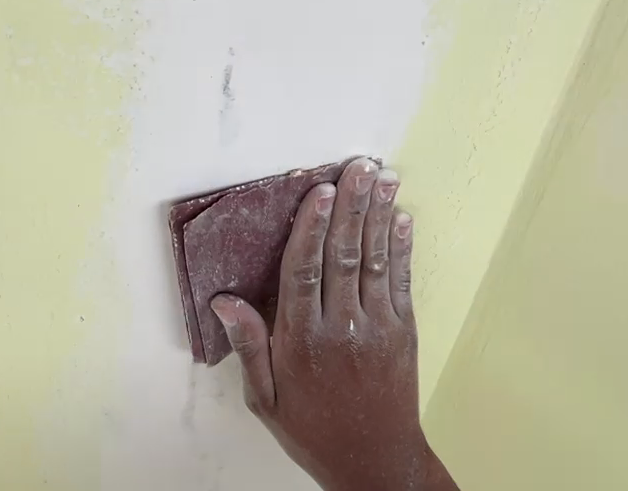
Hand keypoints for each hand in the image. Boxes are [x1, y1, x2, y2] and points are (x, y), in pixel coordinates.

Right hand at [212, 159, 457, 490]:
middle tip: (356, 166)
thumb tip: (224, 300)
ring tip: (381, 176)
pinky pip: (402, 281)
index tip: (320, 190)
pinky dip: (402, 247)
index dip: (312, 227)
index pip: (305, 270)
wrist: (376, 464)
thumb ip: (248, 345)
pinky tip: (401, 217)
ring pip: (375, 260)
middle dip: (350, 205)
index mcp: (302, 339)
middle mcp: (341, 325)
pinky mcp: (403, 331)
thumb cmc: (312, 427)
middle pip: (344, 254)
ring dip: (378, 214)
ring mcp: (376, 326)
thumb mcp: (264, 397)